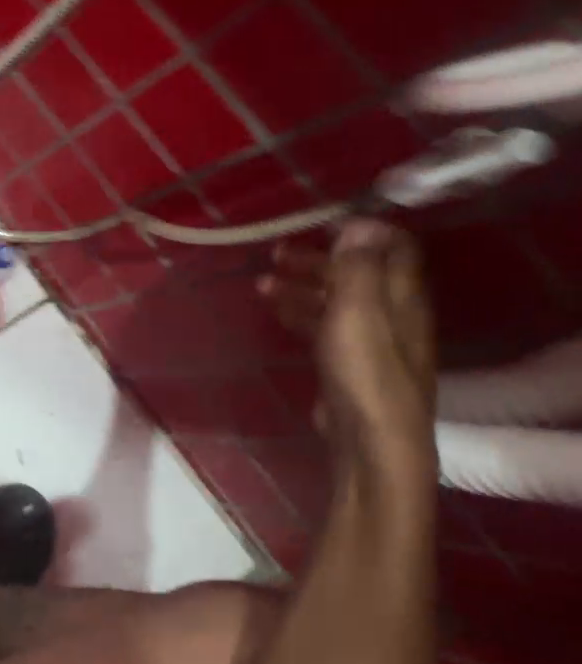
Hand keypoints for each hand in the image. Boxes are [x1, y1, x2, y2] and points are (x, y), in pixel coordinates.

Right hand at [260, 220, 437, 476]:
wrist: (369, 440)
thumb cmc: (364, 374)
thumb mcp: (357, 315)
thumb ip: (357, 270)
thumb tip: (360, 223)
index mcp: (402, 299)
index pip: (395, 250)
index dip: (363, 232)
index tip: (320, 223)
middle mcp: (393, 314)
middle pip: (360, 274)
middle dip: (321, 258)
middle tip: (275, 252)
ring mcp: (371, 340)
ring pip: (336, 299)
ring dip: (302, 284)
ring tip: (261, 283)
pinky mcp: (348, 361)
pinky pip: (323, 323)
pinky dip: (299, 310)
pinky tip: (275, 312)